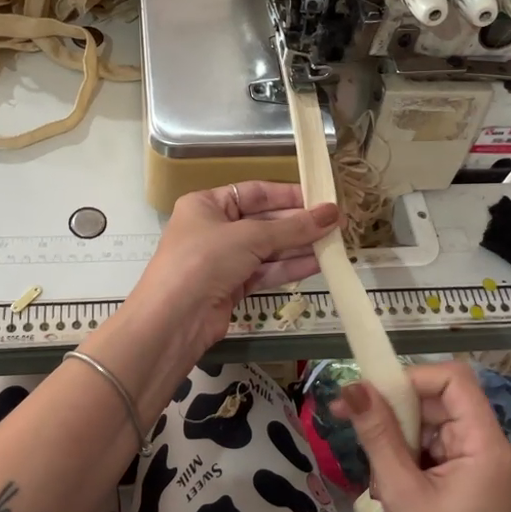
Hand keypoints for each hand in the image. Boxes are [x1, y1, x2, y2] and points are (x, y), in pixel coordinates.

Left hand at [121, 181, 339, 368]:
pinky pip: (265, 272)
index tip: (321, 199)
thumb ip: (293, 227)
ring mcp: (222, 260)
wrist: (174, 319)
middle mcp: (213, 229)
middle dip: (298, 224)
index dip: (288, 195)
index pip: (254, 192)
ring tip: (335, 243)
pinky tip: (318, 263)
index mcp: (207, 204)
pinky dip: (289, 267)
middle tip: (336, 224)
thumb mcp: (249, 237)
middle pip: (263, 221)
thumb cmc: (204, 261)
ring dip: (299, 246)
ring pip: (267, 249)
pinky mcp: (231, 287)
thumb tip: (332, 213)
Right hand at [337, 363, 510, 511]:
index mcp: (484, 444)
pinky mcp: (466, 478)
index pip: (453, 379)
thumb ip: (377, 434)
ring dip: (396, 438)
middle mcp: (487, 445)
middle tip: (351, 422)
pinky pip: (431, 447)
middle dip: (395, 410)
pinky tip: (390, 486)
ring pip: (430, 423)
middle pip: (439, 399)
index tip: (372, 393)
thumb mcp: (400, 491)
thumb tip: (350, 387)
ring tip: (378, 476)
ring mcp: (477, 462)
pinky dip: (405, 457)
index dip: (412, 377)